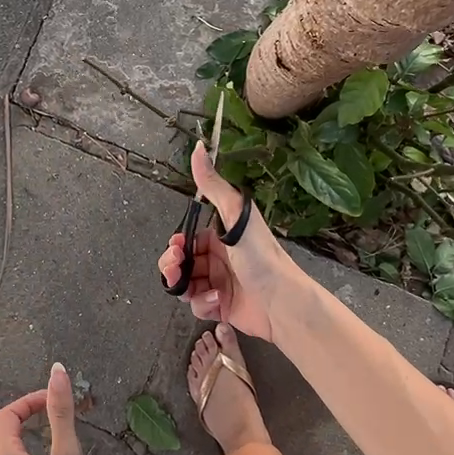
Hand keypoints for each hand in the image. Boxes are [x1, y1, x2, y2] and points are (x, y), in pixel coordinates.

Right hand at [156, 142, 309, 342]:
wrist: (281, 301)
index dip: (177, 244)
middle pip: (181, 262)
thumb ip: (212, 184)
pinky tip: (217, 301)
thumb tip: (198, 146)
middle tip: (175, 269)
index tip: (176, 247)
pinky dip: (202, 304)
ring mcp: (219, 285)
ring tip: (191, 288)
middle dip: (172, 266)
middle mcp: (218, 260)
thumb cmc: (260, 255)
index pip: (188, 239)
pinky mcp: (221, 308)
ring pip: (186, 286)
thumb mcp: (235, 214)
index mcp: (221, 237)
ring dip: (184, 287)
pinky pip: (198, 305)